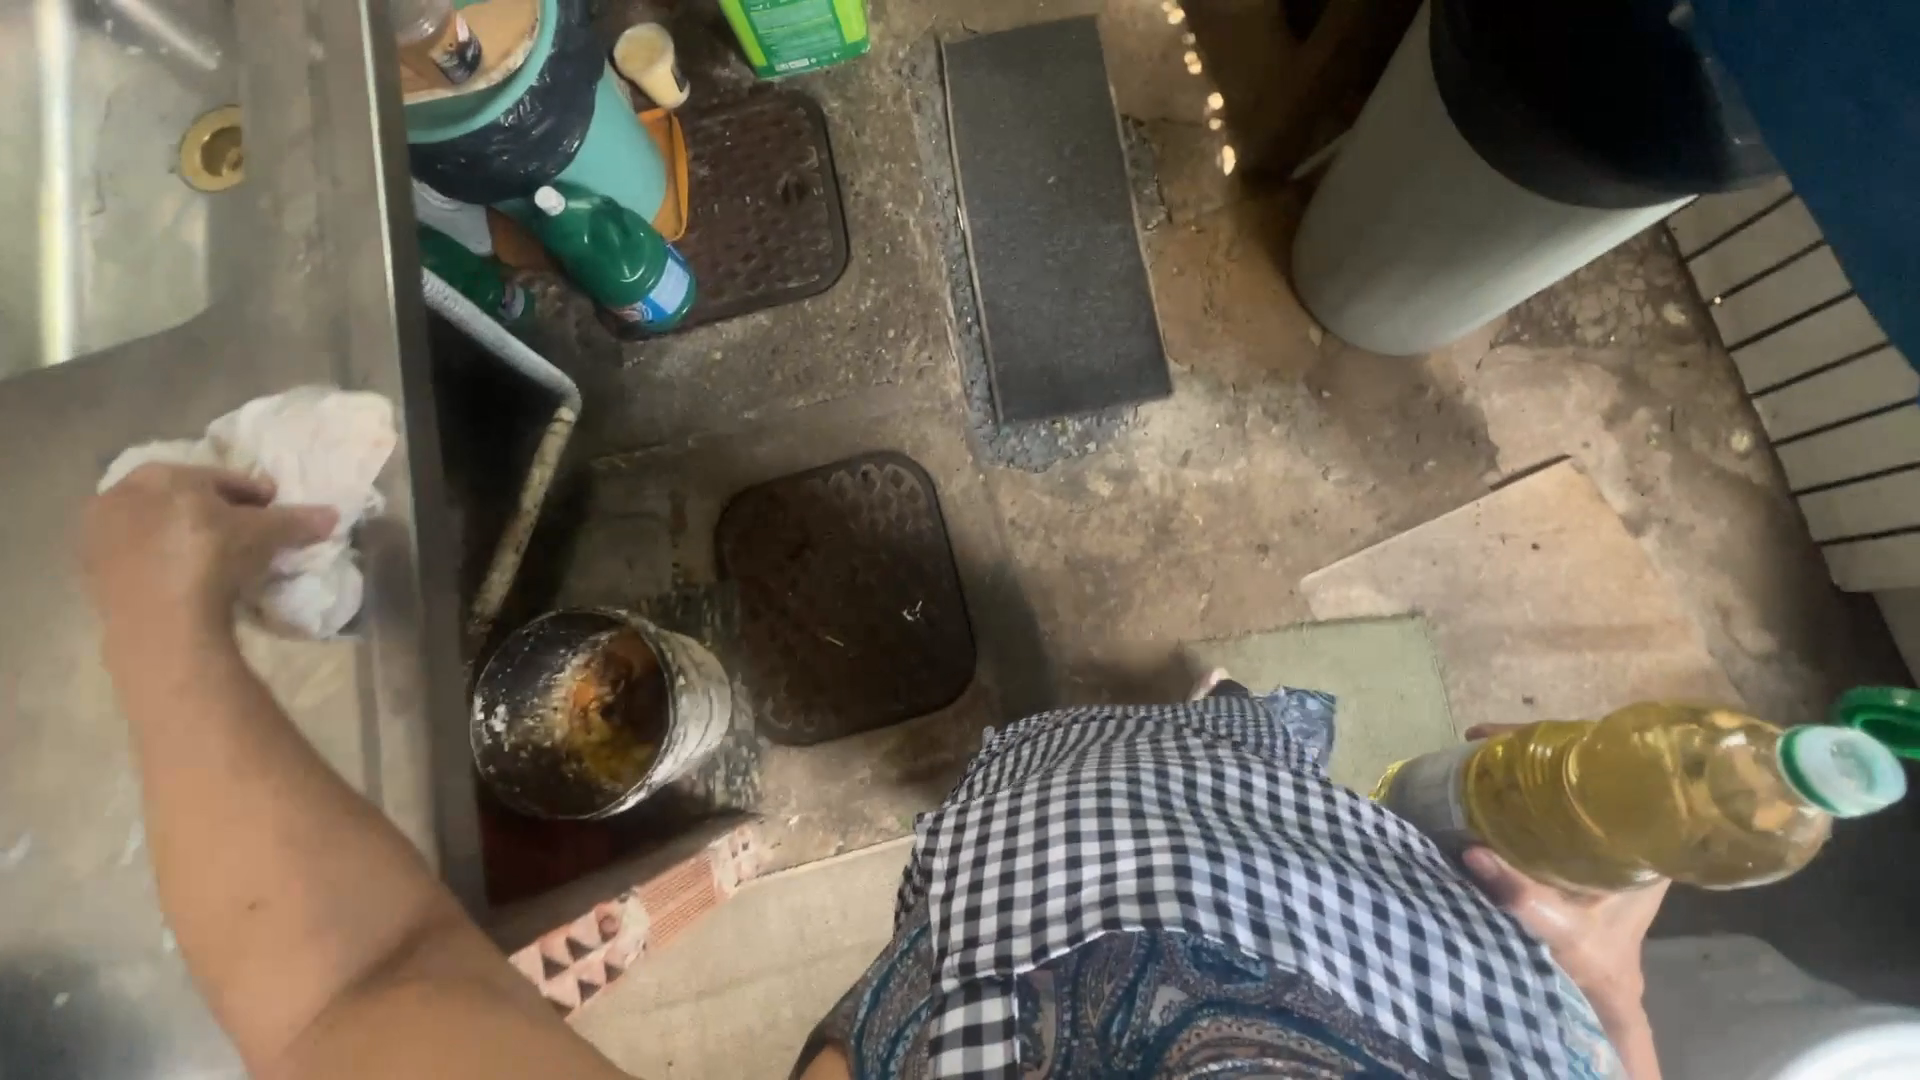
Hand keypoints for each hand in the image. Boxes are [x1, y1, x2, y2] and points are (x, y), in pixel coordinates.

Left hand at [83, 464, 337, 639]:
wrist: (159, 615)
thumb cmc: (215, 557)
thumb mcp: (270, 535)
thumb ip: (300, 520)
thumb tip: (331, 515)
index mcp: (166, 475)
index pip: (225, 479)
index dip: (257, 495)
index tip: (276, 512)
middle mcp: (122, 491)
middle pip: (185, 497)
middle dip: (215, 511)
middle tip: (247, 533)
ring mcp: (98, 528)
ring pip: (158, 523)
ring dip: (185, 533)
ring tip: (217, 556)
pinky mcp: (89, 564)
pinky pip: (137, 550)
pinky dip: (161, 556)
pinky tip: (186, 575)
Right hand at [1457, 722, 1665, 1005]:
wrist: (1600, 987)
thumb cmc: (1593, 958)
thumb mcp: (1558, 929)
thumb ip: (1520, 896)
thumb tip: (1472, 849)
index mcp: (1644, 841)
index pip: (1616, 768)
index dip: (1569, 740)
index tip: (1520, 735)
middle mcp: (1628, 826)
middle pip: (1585, 762)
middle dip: (1533, 743)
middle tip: (1484, 738)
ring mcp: (1602, 830)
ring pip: (1567, 774)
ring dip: (1522, 757)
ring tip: (1478, 750)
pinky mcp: (1579, 837)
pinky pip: (1553, 793)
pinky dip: (1519, 778)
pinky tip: (1487, 777)